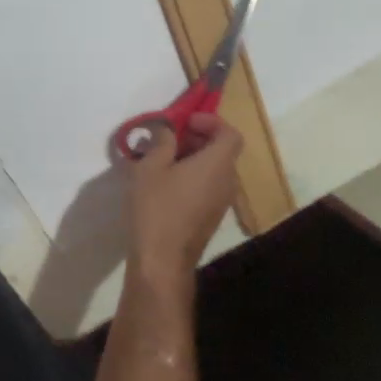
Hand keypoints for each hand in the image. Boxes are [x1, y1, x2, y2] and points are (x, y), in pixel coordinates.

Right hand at [126, 112, 242, 283]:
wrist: (162, 258)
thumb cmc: (156, 207)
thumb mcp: (150, 167)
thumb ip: (161, 142)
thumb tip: (166, 128)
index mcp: (217, 164)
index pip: (229, 133)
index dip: (210, 122)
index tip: (183, 122)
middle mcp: (227, 181)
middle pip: (221, 151)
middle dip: (195, 139)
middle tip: (165, 140)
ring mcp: (221, 201)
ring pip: (212, 170)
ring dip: (190, 159)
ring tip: (158, 162)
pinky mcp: (210, 217)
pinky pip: (206, 187)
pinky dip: (190, 178)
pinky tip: (162, 186)